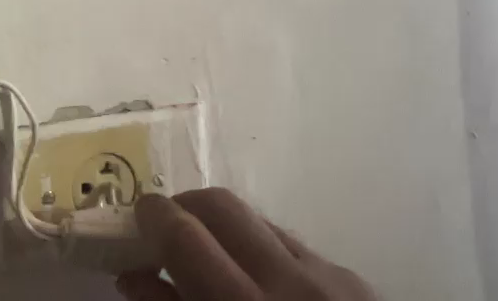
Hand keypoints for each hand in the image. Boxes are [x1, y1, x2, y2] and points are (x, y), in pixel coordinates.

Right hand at [117, 189, 375, 300]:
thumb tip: (134, 277)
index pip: (182, 230)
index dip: (150, 217)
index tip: (135, 226)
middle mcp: (293, 286)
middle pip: (219, 205)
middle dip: (183, 210)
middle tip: (165, 240)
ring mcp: (336, 282)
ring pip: (260, 221)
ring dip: (226, 234)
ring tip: (216, 271)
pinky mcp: (363, 288)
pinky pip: (299, 251)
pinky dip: (269, 260)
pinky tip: (269, 299)